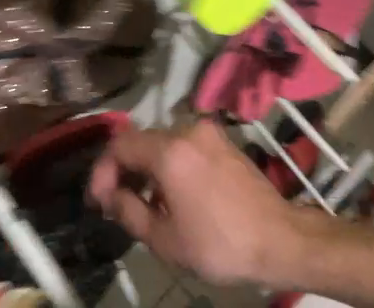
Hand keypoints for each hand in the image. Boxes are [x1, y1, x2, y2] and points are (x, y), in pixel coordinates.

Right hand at [89, 121, 319, 286]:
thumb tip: (112, 195)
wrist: (275, 237)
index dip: (102, 171)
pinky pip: (188, 147)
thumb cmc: (216, 242)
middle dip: (125, 171)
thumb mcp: (162, 237)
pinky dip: (171, 166)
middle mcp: (193, 130)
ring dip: (148, 170)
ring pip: (166, 144)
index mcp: (173, 150)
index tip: (99, 202)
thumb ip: (128, 210)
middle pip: (144, 141)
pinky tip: (171, 197)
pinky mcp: (227, 144)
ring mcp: (214, 135)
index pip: (122, 145)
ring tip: (143, 207)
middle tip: (116, 207)